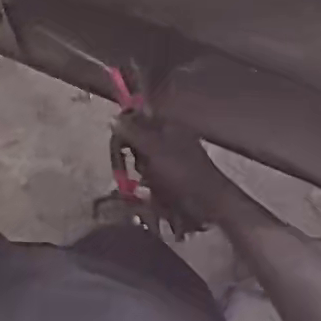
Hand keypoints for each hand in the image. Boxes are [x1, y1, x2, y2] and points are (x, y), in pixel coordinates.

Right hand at [114, 113, 236, 226]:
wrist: (208, 205)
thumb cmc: (181, 172)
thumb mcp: (154, 149)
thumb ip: (133, 132)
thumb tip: (113, 119)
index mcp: (169, 125)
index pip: (140, 115)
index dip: (126, 125)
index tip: (118, 139)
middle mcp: (170, 138)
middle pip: (138, 137)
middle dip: (133, 150)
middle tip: (136, 161)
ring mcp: (171, 158)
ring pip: (142, 157)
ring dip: (140, 168)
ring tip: (147, 178)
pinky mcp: (171, 176)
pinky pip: (150, 174)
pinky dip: (147, 180)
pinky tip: (151, 188)